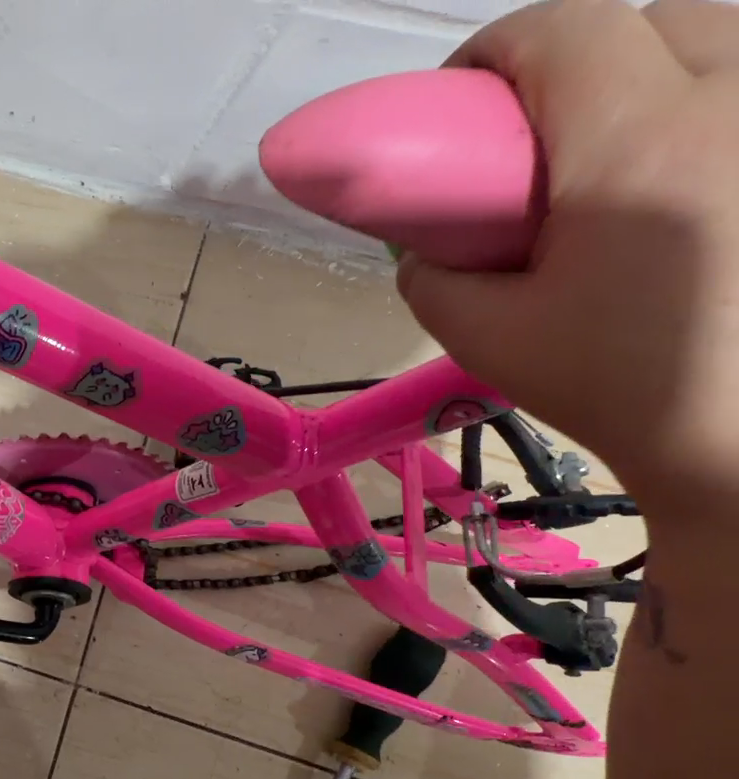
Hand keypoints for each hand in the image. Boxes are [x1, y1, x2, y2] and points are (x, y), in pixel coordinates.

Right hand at [397, 0, 738, 532]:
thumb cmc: (615, 386)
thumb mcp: (481, 336)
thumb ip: (431, 274)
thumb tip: (425, 242)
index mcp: (638, 146)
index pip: (561, 32)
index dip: (494, 49)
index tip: (460, 97)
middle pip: (653, 16)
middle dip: (581, 54)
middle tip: (542, 129)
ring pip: (730, 35)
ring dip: (664, 65)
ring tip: (632, 144)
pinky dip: (718, 102)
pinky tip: (701, 163)